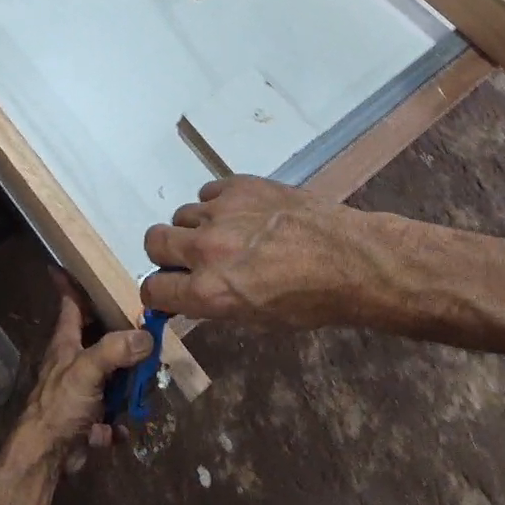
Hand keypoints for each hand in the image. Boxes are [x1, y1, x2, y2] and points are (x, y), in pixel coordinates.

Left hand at [12, 272, 153, 462]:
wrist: (46, 457)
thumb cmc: (59, 404)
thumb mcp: (87, 370)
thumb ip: (115, 349)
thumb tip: (147, 336)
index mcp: (66, 342)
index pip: (69, 303)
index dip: (69, 282)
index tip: (66, 262)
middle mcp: (73, 360)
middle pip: (100, 337)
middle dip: (122, 335)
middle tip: (147, 328)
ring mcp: (82, 389)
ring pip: (113, 374)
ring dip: (129, 382)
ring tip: (148, 382)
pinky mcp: (89, 416)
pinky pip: (113, 411)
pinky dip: (119, 420)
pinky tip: (121, 427)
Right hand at [140, 176, 407, 328]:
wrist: (351, 259)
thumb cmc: (309, 302)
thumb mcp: (256, 319)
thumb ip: (213, 304)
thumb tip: (189, 295)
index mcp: (209, 291)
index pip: (153, 288)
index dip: (158, 292)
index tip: (169, 290)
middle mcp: (206, 250)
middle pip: (154, 242)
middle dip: (166, 254)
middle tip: (189, 258)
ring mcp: (221, 212)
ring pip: (182, 215)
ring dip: (196, 227)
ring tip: (227, 234)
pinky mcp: (238, 185)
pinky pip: (208, 193)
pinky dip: (218, 205)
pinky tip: (242, 215)